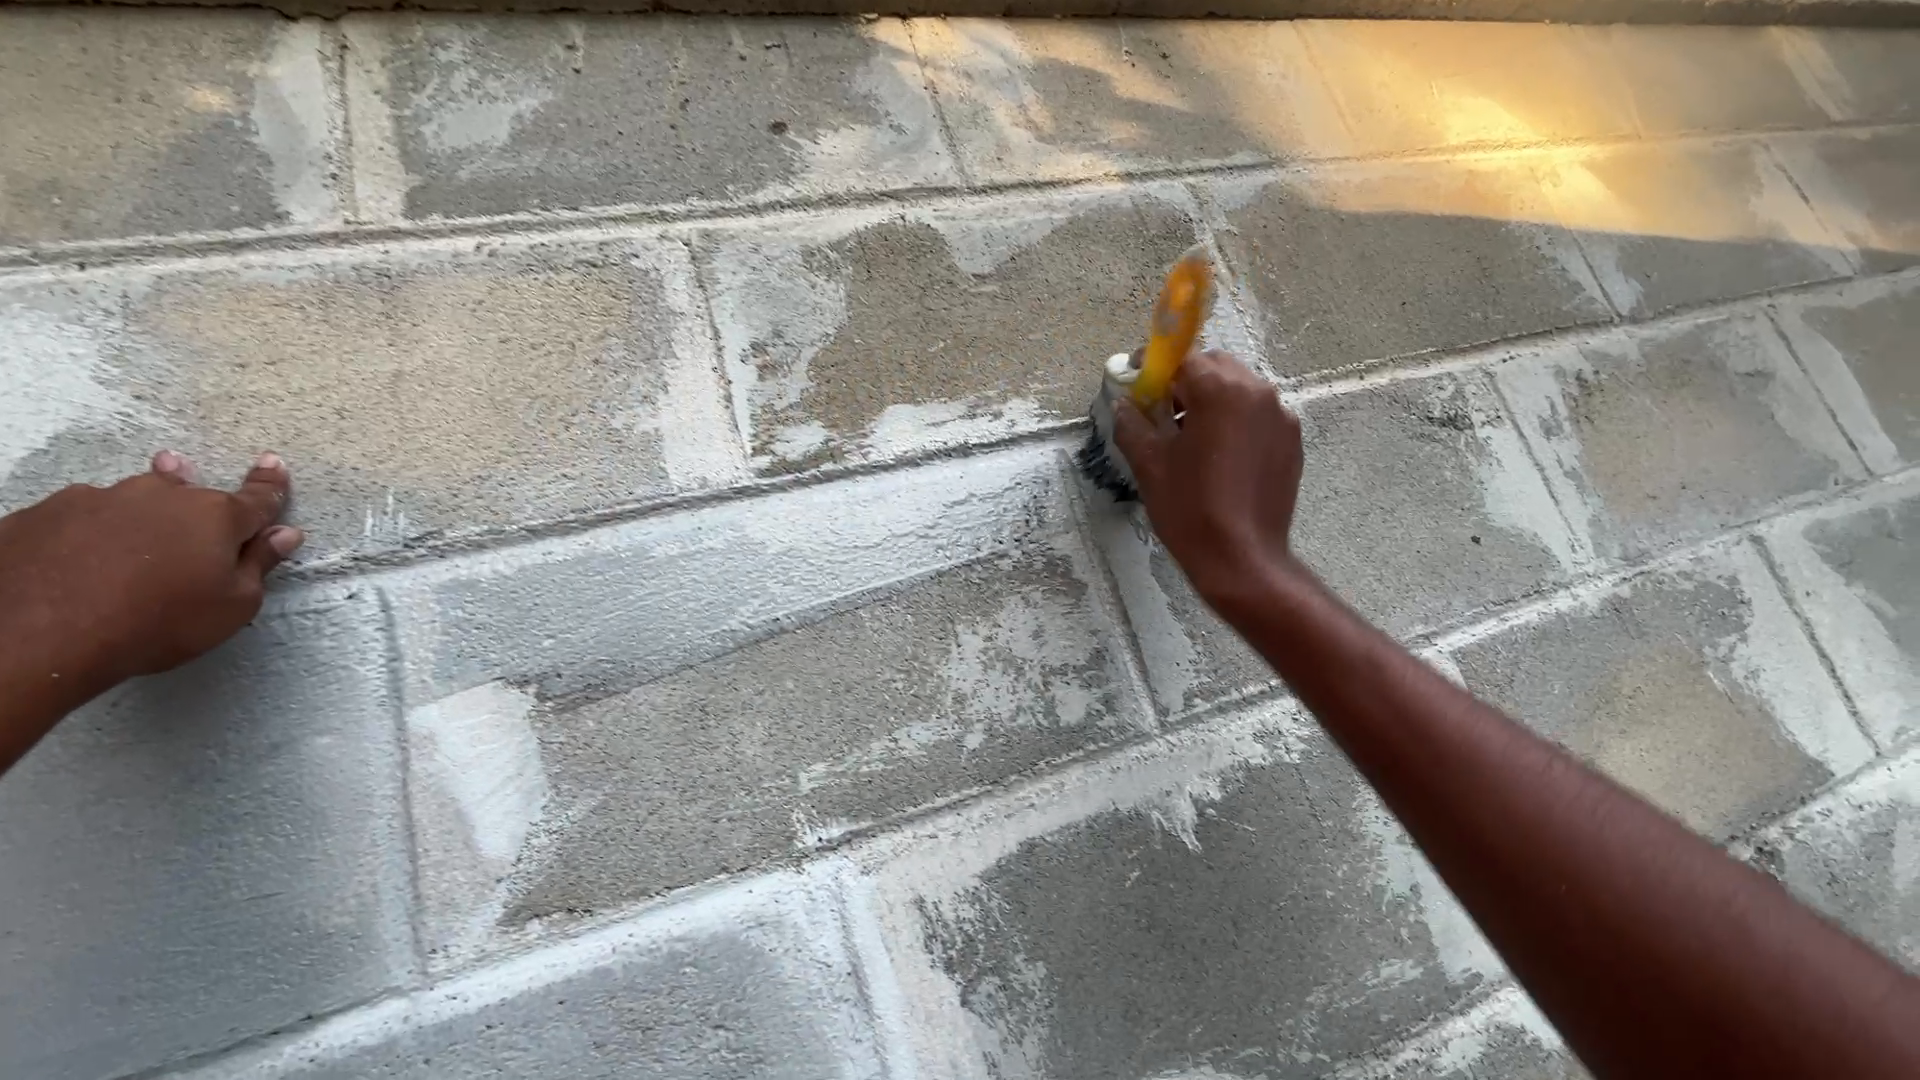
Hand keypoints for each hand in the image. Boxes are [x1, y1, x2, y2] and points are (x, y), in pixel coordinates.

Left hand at [0, 451, 304, 695]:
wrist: (36, 637)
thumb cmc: (158, 622)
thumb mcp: (232, 604)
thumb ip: (259, 564)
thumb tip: (284, 534)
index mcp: (215, 517)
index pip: (257, 497)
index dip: (269, 483)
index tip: (271, 462)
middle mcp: (159, 497)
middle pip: (186, 490)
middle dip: (192, 490)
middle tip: (187, 489)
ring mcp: (93, 501)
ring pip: (128, 499)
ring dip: (138, 510)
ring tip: (132, 533)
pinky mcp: (38, 516)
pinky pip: (75, 517)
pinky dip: (86, 530)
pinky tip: (78, 556)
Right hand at [1111, 349, 1303, 616]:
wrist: (1242, 559)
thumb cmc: (1190, 509)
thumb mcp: (1149, 464)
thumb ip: (1133, 423)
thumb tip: (1124, 404)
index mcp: (1220, 391)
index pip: (1183, 359)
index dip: (1156, 368)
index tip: (1137, 383)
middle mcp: (1257, 393)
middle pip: (1216, 367)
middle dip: (1187, 382)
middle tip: (1163, 414)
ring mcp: (1281, 417)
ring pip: (1240, 390)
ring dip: (1212, 401)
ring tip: (1191, 439)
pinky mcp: (1291, 442)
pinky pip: (1258, 416)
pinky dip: (1236, 423)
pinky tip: (1219, 458)